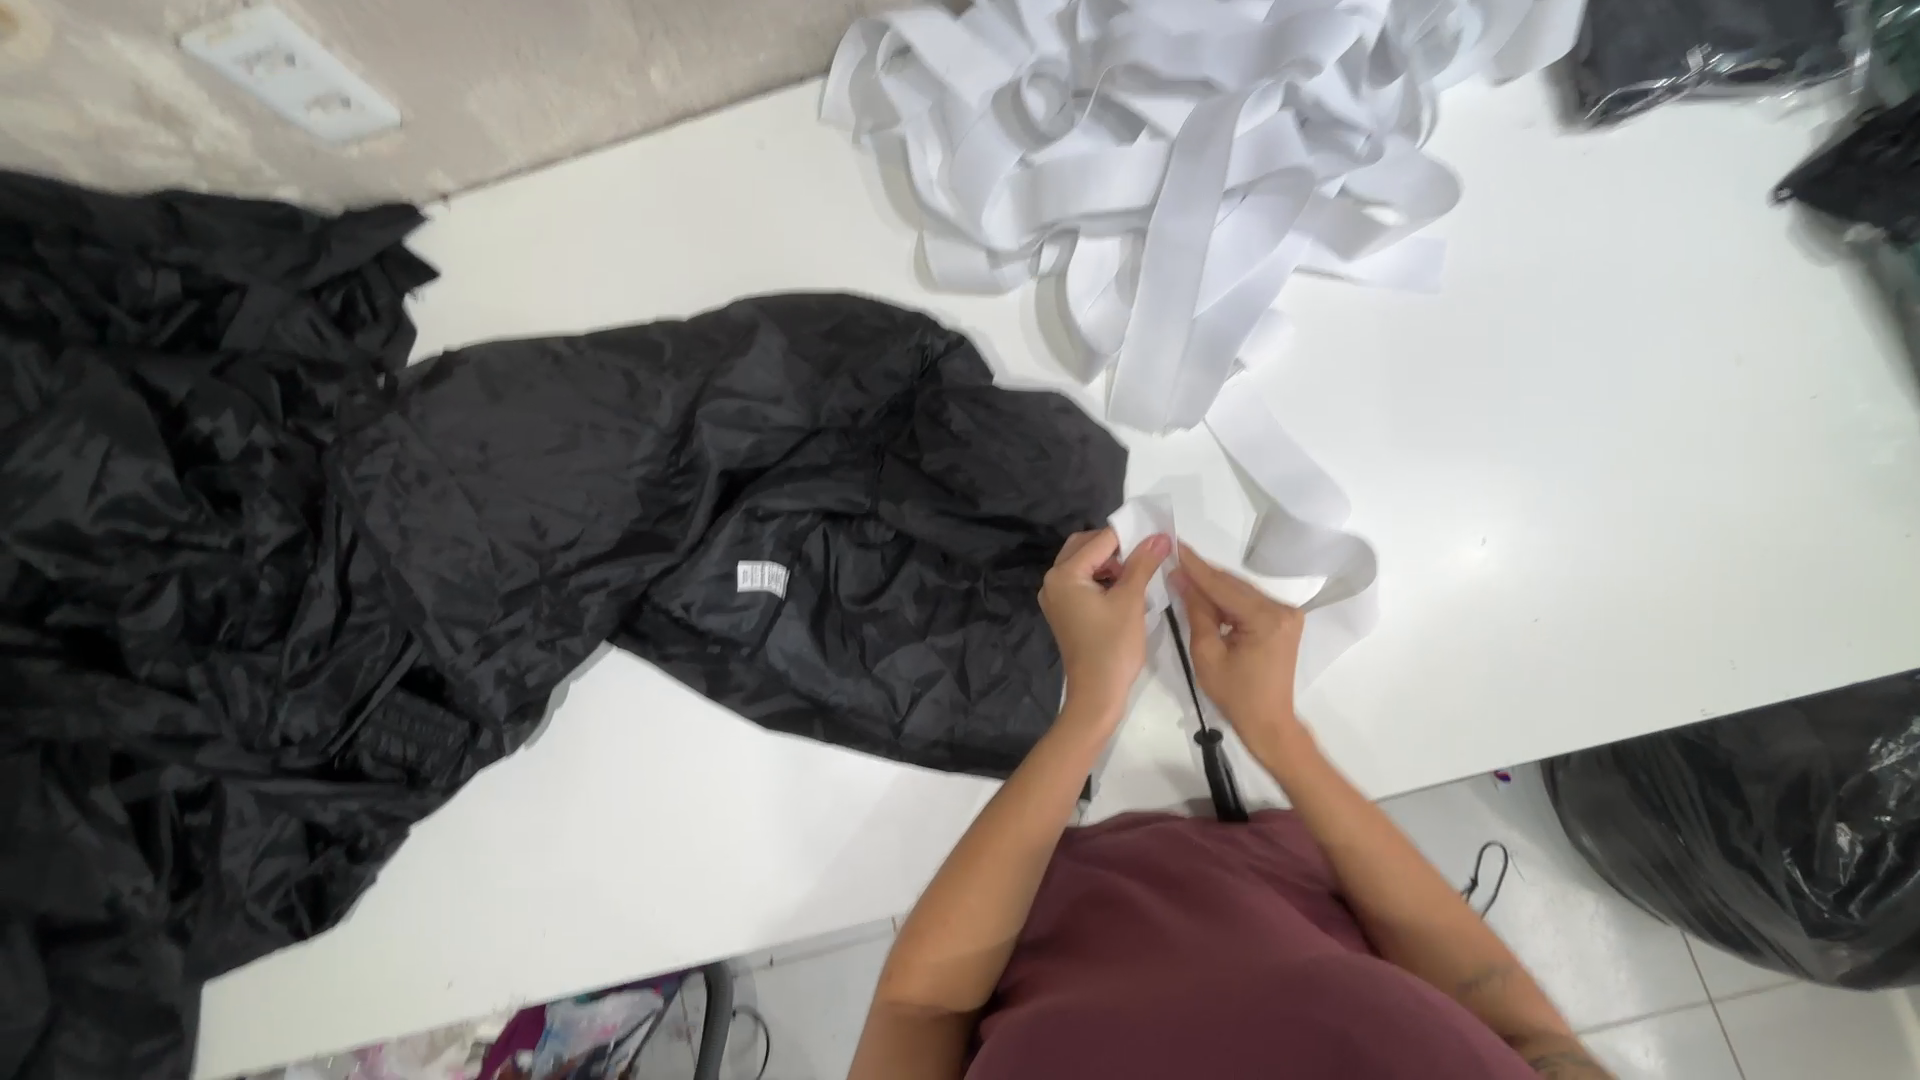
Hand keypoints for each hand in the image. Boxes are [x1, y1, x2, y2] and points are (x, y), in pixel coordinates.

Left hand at [1039, 528, 1170, 716]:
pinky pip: (1081, 583)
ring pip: (1083, 564)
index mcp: (1064, 575)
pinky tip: (1123, 589)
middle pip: (1084, 547)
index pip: (1099, 541)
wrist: (1097, 692)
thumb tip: (1159, 536)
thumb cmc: (1113, 646)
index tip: (1155, 536)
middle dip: (1114, 548)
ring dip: (1108, 563)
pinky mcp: (1063, 611)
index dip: (1128, 536)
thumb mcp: (1130, 600)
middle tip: (1143, 555)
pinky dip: (1101, 579)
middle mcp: (1052, 581)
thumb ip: (1143, 563)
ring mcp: (1054, 597)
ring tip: (1136, 574)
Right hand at [1171, 543, 1306, 750]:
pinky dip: (1226, 598)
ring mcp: (1286, 614)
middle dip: (1202, 573)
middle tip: (1174, 556)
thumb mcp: (1206, 652)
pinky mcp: (1283, 621)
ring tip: (1183, 572)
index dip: (1195, 566)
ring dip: (1213, 585)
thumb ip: (1196, 611)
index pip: (1222, 586)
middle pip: (1233, 585)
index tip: (1174, 545)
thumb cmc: (1235, 694)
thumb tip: (1180, 578)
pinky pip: (1248, 602)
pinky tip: (1205, 593)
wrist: (1268, 721)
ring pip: (1240, 591)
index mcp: (1266, 618)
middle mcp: (1282, 610)